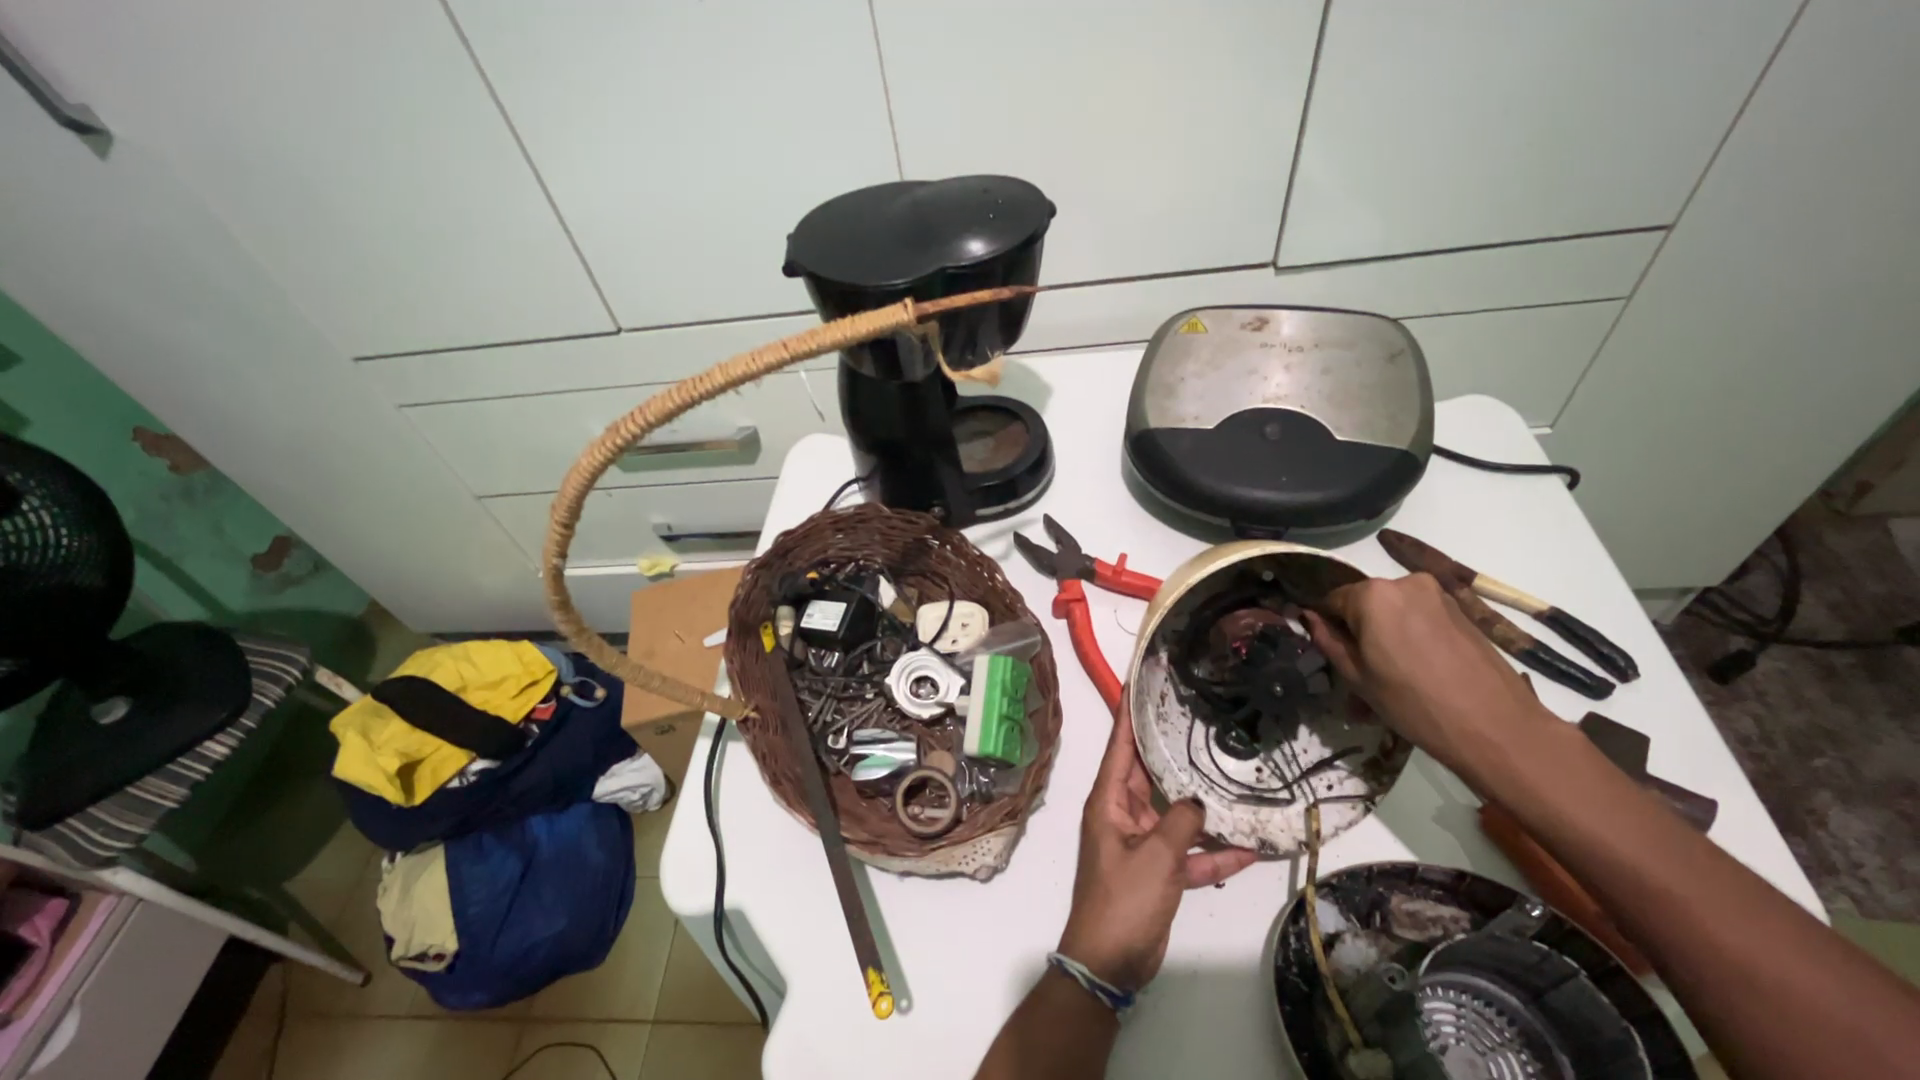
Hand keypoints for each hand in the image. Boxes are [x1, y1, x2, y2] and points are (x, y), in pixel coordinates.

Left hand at [1056, 706, 1257, 991]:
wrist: (1110, 963)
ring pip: (1177, 814)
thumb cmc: (1123, 901)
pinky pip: (1189, 853)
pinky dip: (1214, 854)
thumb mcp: (1156, 858)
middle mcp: (1123, 815)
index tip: (1143, 682)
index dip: (1130, 714)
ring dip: (1205, 807)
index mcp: (1109, 802)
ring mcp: (1142, 844)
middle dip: (1175, 751)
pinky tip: (1252, 848)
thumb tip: (1198, 802)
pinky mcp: (1159, 871)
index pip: (1120, 747)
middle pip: (1151, 774)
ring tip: (1239, 777)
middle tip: (1205, 720)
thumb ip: (1181, 822)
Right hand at [1302, 573, 1555, 779]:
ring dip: (1385, 634)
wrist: (1495, 724)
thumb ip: (1329, 641)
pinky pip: (1420, 616)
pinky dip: (1411, 636)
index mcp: (1372, 595)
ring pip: (1393, 610)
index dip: (1326, 626)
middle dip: (1359, 630)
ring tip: (1391, 676)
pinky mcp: (1460, 609)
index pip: (1331, 600)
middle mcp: (1404, 582)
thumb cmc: (1414, 703)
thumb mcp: (1358, 678)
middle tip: (1361, 672)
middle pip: (1364, 602)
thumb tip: (1307, 618)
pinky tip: (1418, 670)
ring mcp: (1436, 594)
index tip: (1330, 654)